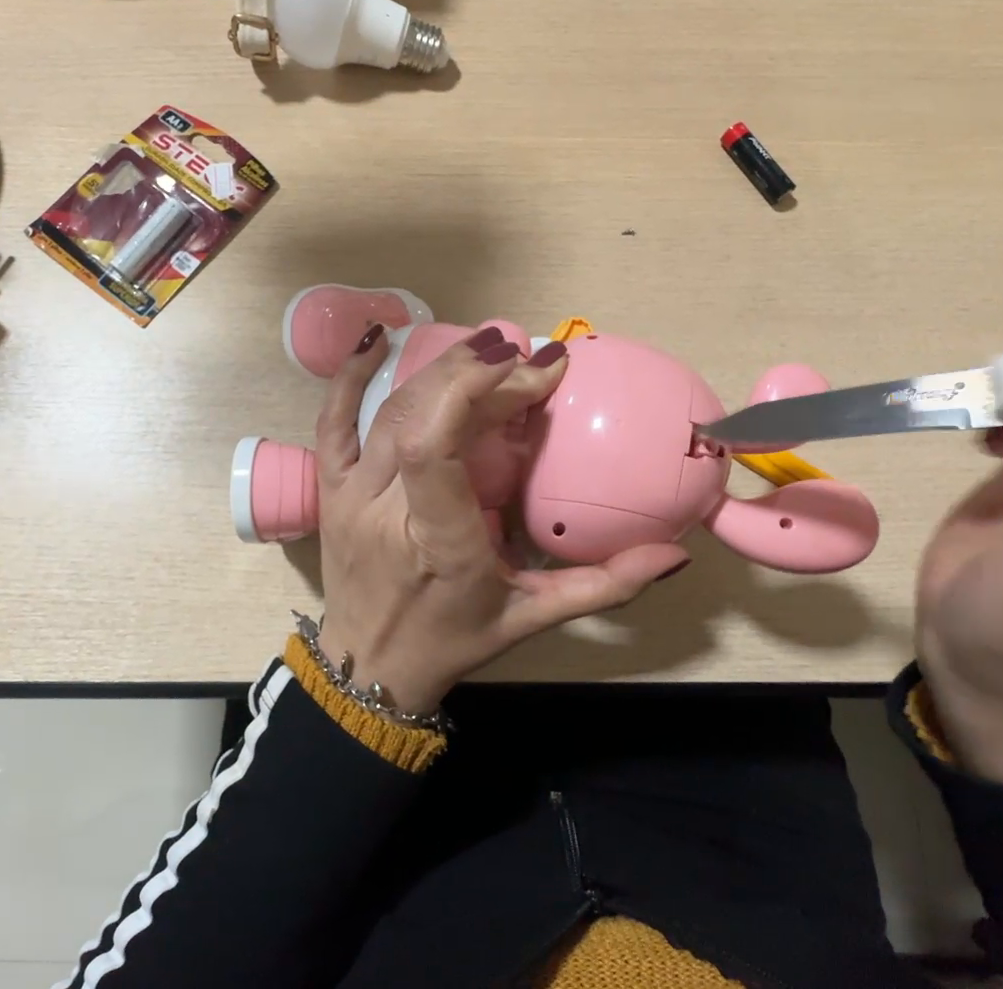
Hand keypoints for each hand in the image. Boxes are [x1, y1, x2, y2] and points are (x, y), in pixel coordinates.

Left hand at [314, 325, 690, 713]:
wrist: (369, 667)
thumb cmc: (451, 641)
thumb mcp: (529, 619)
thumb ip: (602, 587)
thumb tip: (673, 554)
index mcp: (437, 542)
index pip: (435, 448)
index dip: (476, 393)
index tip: (534, 367)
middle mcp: (384, 511)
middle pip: (422, 417)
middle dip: (480, 376)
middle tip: (531, 362)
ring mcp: (348, 496)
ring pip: (388, 411)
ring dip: (440, 370)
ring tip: (491, 350)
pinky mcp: (329, 489)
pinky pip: (330, 421)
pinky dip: (349, 375)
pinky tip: (378, 336)